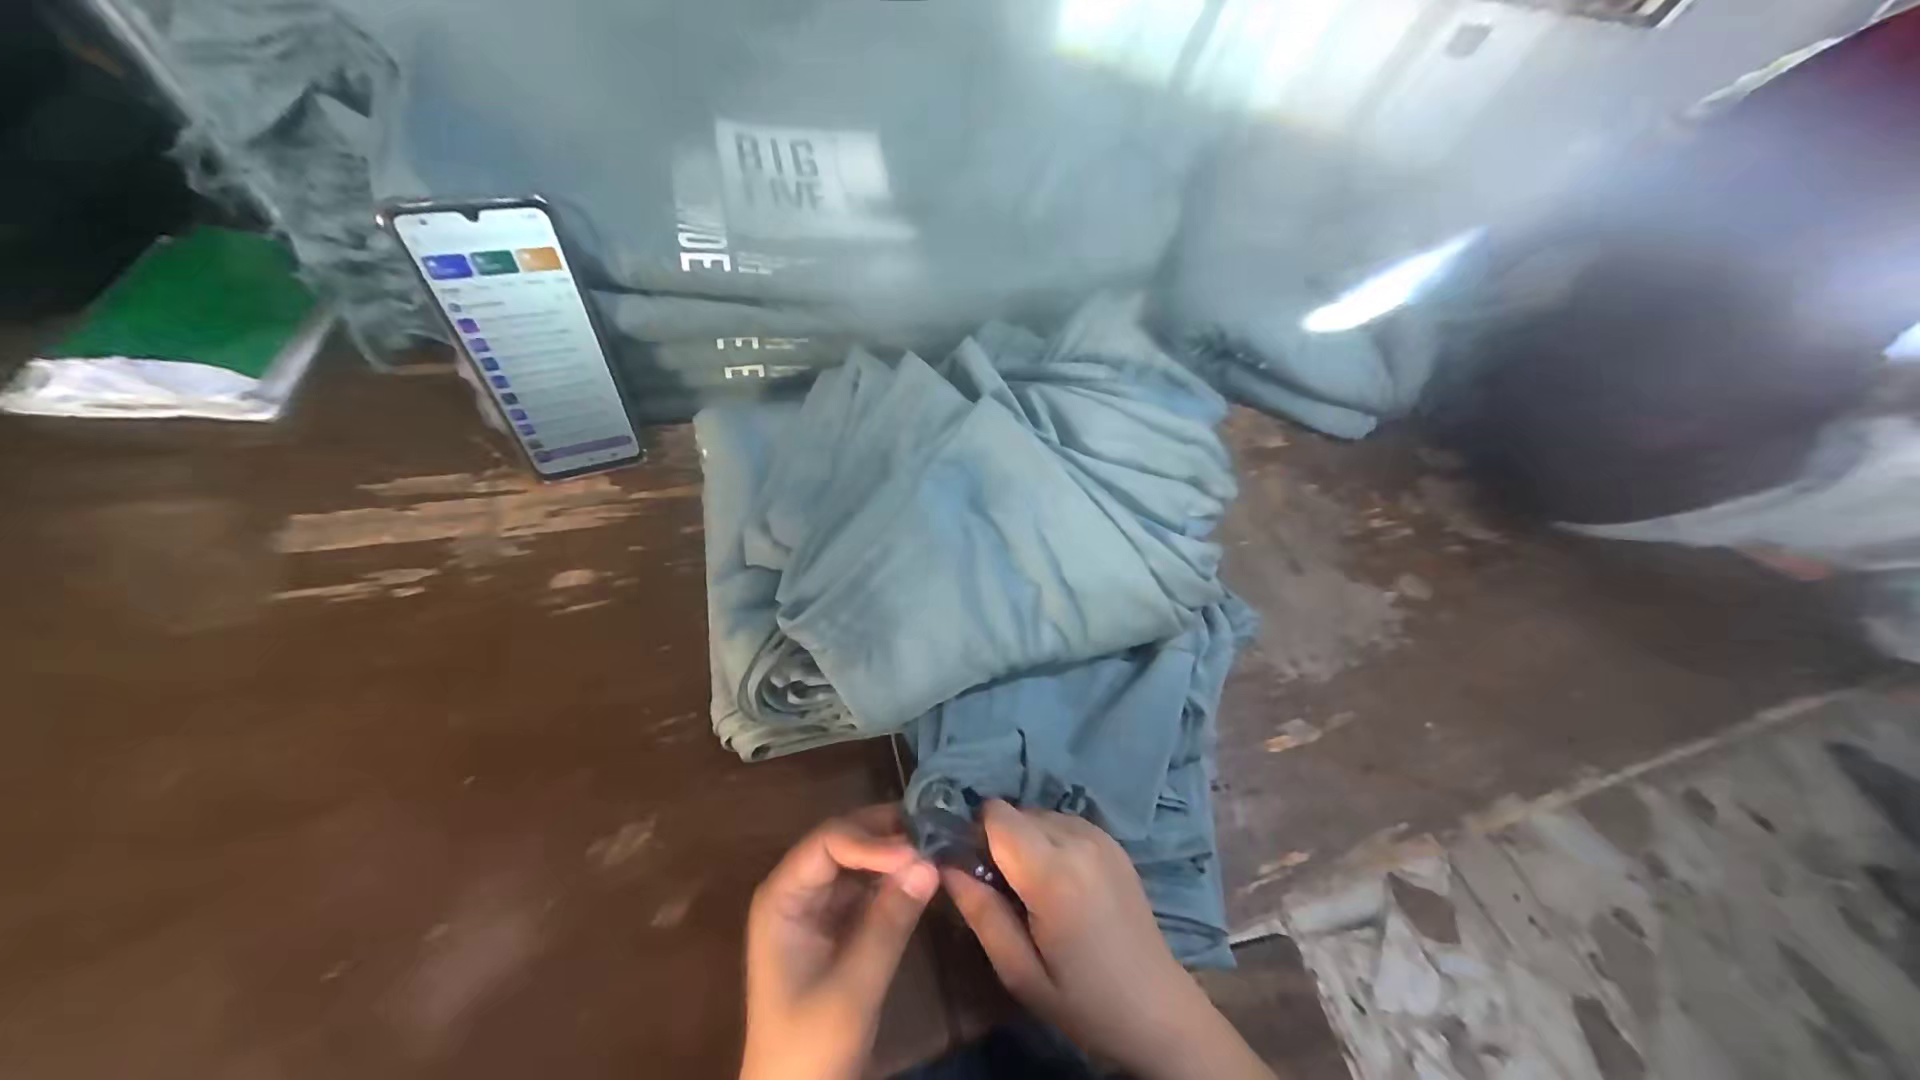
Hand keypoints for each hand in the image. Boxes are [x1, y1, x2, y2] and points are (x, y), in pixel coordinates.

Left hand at [740, 805, 938, 1079]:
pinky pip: (867, 885)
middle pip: (843, 841)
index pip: (828, 843)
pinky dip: (895, 877)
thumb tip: (930, 863)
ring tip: (936, 844)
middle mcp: (797, 889)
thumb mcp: (854, 988)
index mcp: (782, 897)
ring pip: (858, 859)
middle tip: (934, 831)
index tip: (916, 852)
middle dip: (886, 835)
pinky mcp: (838, 923)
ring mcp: (817, 906)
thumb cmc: (810, 1047)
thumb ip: (890, 922)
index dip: (872, 841)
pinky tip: (924, 873)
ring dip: (894, 851)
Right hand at [943, 801, 1275, 1079]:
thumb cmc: (1083, 1001)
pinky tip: (1060, 883)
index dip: (975, 834)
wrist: (1158, 1011)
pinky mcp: (1113, 840)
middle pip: (1015, 812)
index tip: (973, 870)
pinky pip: (1063, 821)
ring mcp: (1100, 836)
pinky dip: (1049, 841)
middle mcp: (1078, 839)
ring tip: (1033, 890)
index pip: (995, 813)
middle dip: (999, 840)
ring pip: (1038, 814)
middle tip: (1002, 890)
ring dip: (1024, 840)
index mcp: (1053, 872)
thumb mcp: (1019, 971)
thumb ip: (979, 911)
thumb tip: (944, 864)